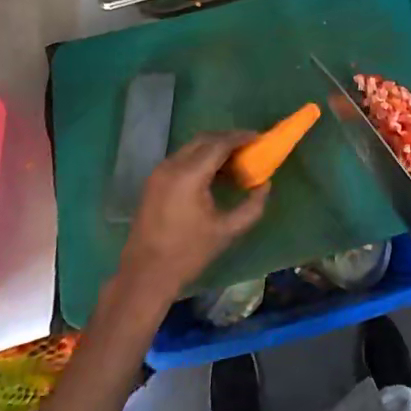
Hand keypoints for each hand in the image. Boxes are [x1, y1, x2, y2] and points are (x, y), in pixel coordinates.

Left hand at [120, 132, 269, 301]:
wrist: (146, 273)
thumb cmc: (188, 253)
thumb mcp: (227, 231)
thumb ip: (251, 207)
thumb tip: (265, 185)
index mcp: (189, 175)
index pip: (219, 144)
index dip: (240, 137)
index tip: (259, 137)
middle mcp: (172, 165)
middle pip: (204, 139)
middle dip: (228, 139)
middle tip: (249, 146)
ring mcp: (159, 171)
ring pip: (191, 147)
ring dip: (213, 148)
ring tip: (235, 160)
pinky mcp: (154, 180)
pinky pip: (181, 159)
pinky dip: (199, 158)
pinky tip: (214, 174)